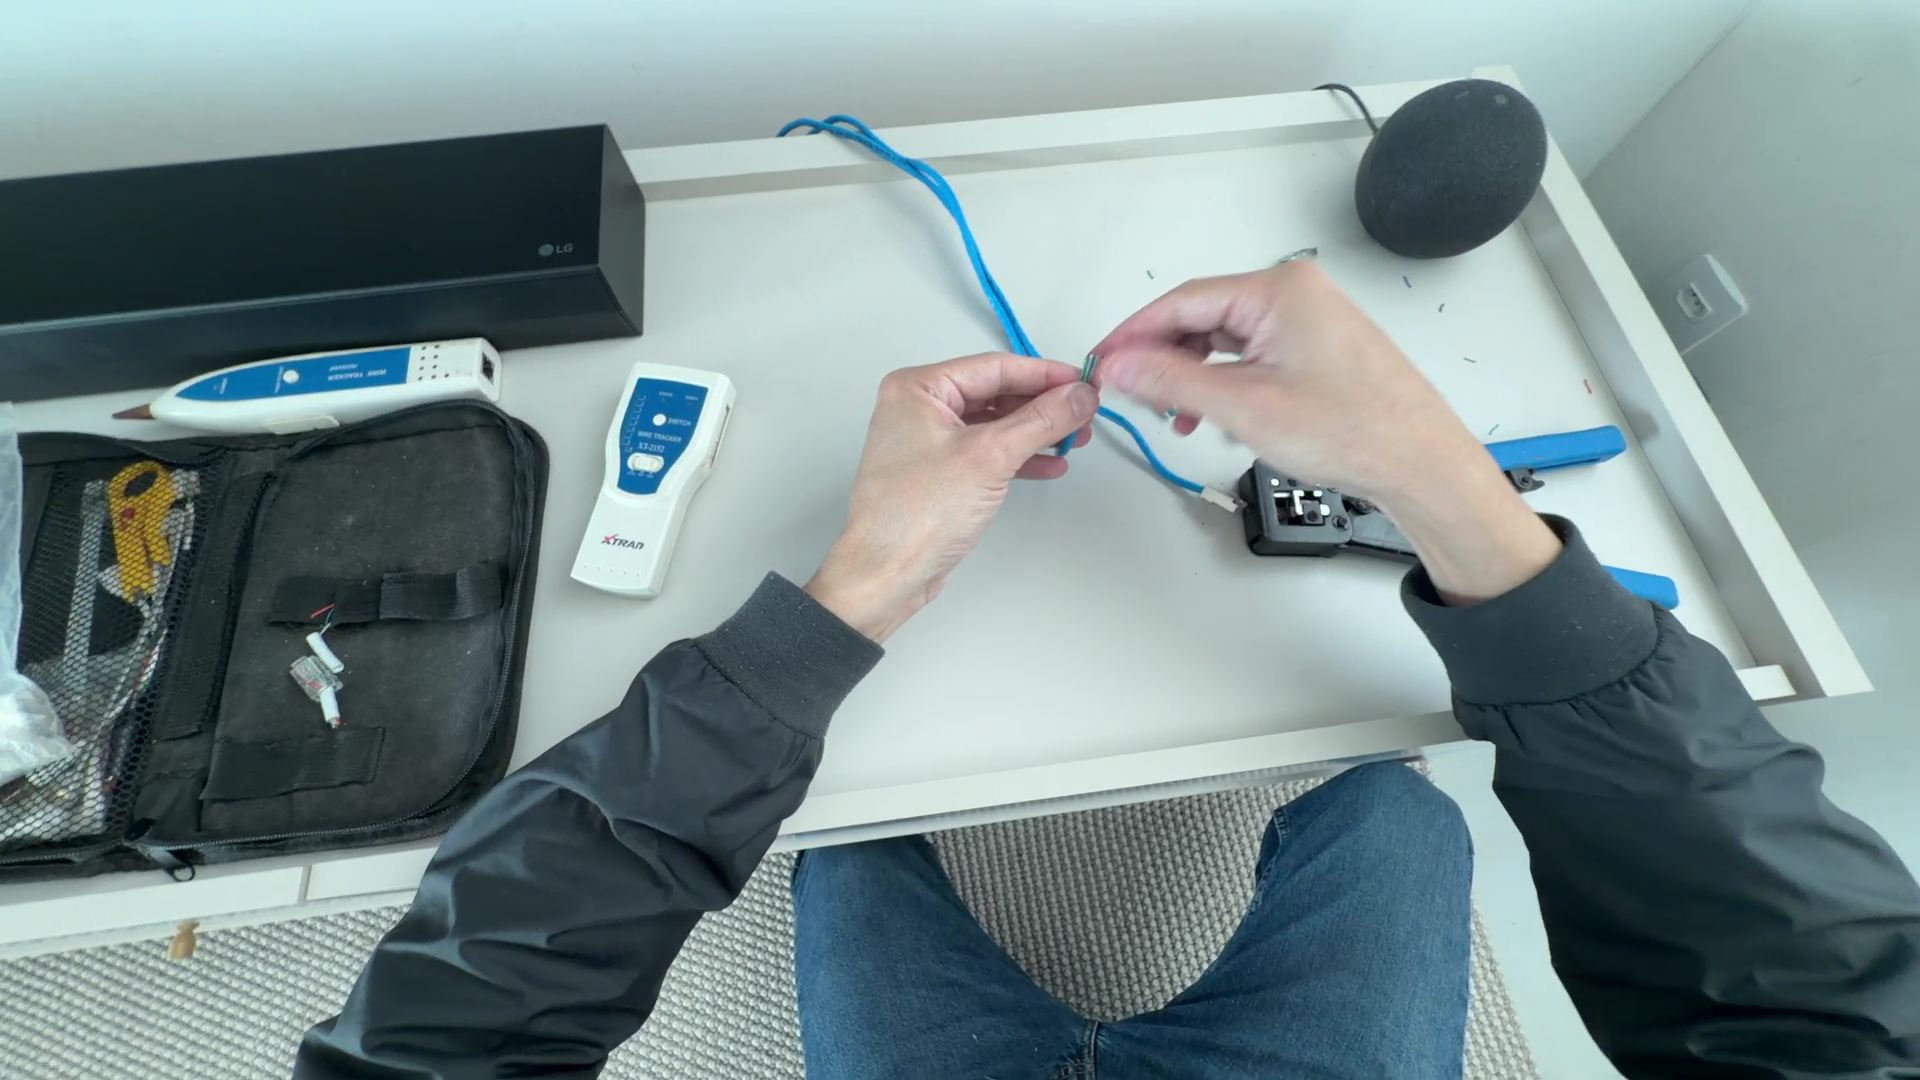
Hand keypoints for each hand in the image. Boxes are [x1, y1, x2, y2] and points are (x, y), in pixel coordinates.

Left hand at [806, 353, 1097, 640]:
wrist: (887, 575)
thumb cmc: (918, 516)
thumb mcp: (989, 457)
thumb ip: (1041, 421)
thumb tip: (1081, 395)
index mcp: (917, 389)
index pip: (994, 368)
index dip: (1045, 374)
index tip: (1084, 382)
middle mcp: (918, 409)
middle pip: (994, 394)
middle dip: (1042, 405)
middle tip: (1084, 412)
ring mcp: (926, 442)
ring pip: (993, 425)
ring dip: (1034, 432)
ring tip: (1075, 439)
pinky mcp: (937, 474)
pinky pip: (985, 453)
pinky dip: (1017, 458)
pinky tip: (1049, 465)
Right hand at [1092, 262, 1559, 603]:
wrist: (1418, 464)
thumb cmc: (1351, 430)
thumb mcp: (1241, 405)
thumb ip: (1170, 380)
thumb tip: (1119, 365)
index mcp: (1278, 290)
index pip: (1181, 302)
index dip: (1133, 334)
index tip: (1101, 362)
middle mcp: (1293, 294)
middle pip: (1199, 318)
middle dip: (1159, 358)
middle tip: (1128, 393)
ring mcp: (1305, 321)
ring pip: (1221, 341)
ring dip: (1187, 376)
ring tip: (1171, 415)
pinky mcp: (1311, 349)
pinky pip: (1246, 356)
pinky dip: (1218, 383)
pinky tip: (1207, 415)